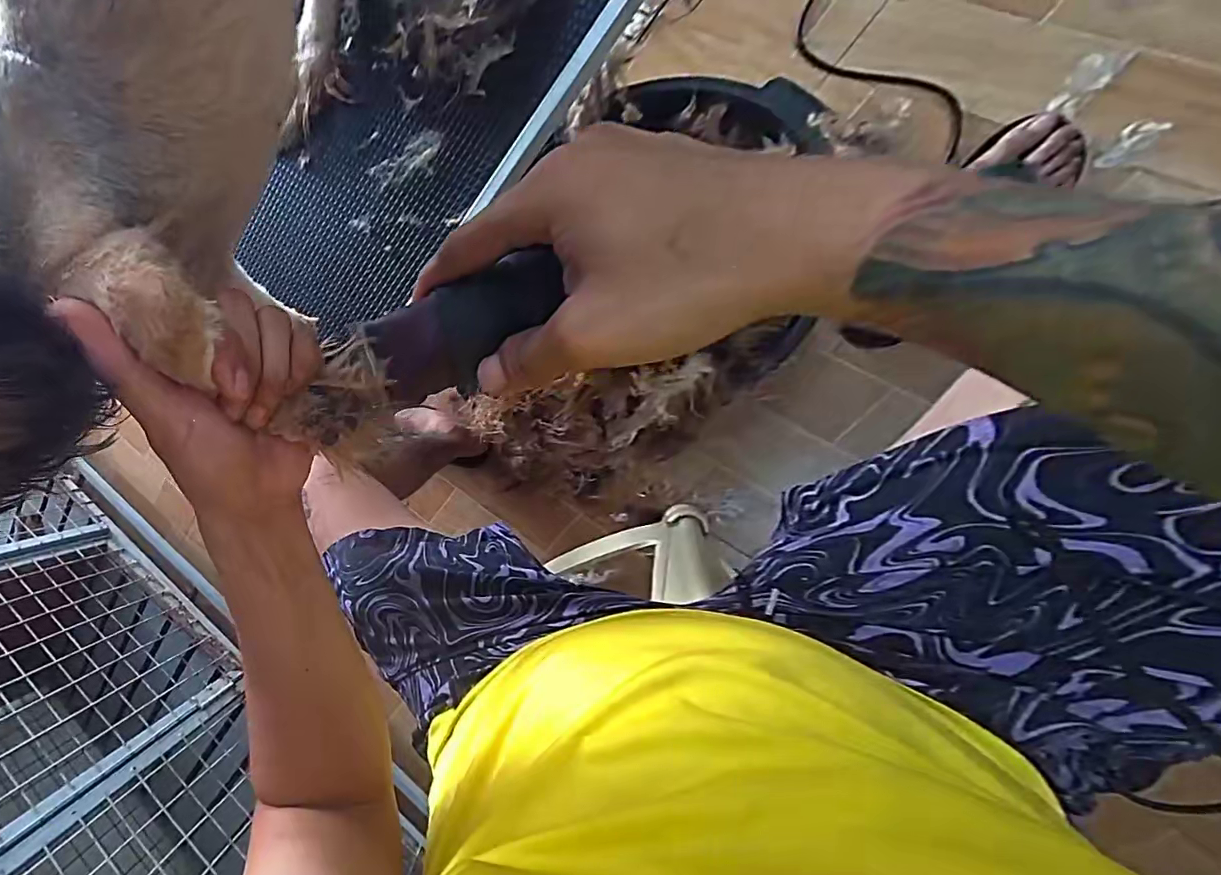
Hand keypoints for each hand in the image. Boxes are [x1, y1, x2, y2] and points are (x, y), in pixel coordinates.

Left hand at [52, 297, 313, 525]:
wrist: (257, 499)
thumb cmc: (204, 463)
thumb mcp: (157, 412)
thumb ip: (116, 360)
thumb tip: (59, 305)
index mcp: (189, 343)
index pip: (210, 300)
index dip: (225, 343)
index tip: (220, 388)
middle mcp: (229, 340)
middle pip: (253, 309)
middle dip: (253, 368)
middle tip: (240, 408)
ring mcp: (267, 352)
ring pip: (283, 326)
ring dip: (277, 380)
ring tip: (262, 415)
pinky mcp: (300, 368)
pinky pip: (310, 344)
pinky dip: (301, 377)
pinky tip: (287, 404)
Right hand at [414, 124, 919, 393]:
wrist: (797, 232)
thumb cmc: (680, 282)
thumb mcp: (593, 334)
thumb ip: (530, 357)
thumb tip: (488, 378)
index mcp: (547, 190)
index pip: (471, 238)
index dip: (441, 277)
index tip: (422, 306)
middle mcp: (577, 156)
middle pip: (513, 222)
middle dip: (492, 272)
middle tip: (487, 319)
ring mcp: (623, 150)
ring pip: (556, 213)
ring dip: (538, 259)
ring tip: (539, 304)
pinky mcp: (660, 161)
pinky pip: (595, 205)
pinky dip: (577, 243)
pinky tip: (593, 274)